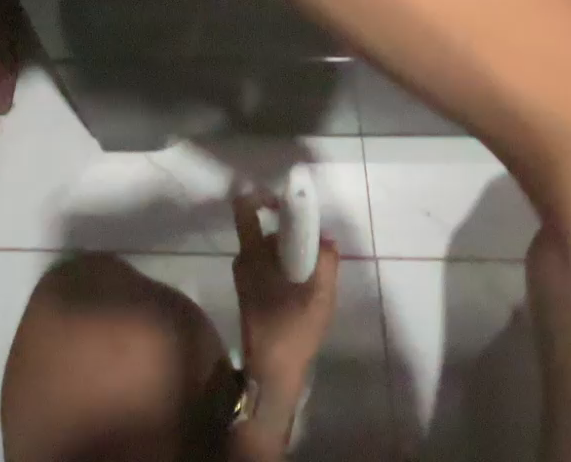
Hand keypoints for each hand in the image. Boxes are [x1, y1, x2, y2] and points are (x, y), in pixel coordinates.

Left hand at [230, 189, 339, 395]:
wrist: (270, 375)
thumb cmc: (291, 332)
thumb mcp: (320, 297)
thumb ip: (326, 263)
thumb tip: (327, 239)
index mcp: (252, 255)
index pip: (245, 209)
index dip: (263, 196)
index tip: (288, 203)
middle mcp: (243, 261)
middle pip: (265, 230)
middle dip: (291, 232)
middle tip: (317, 249)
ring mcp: (245, 278)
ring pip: (269, 250)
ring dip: (292, 254)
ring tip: (316, 275)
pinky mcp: (251, 293)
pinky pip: (268, 267)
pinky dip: (287, 269)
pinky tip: (306, 290)